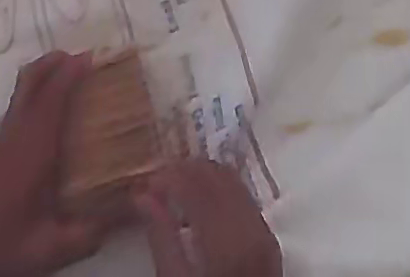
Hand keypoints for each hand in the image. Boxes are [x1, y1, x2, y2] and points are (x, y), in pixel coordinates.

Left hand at [0, 52, 105, 276]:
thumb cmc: (7, 244)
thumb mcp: (55, 246)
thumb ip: (95, 228)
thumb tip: (137, 209)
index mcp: (34, 146)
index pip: (54, 94)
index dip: (73, 70)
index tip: (96, 57)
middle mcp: (18, 130)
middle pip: (33, 77)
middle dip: (59, 60)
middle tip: (87, 60)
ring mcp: (4, 133)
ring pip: (24, 85)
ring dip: (47, 70)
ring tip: (73, 74)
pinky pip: (20, 98)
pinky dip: (39, 87)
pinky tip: (54, 105)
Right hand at [137, 161, 280, 276]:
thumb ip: (160, 237)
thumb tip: (141, 195)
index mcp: (226, 239)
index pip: (195, 183)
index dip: (168, 175)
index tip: (146, 181)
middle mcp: (250, 226)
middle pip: (216, 175)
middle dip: (185, 170)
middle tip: (158, 181)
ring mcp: (263, 230)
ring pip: (231, 180)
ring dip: (203, 175)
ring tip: (176, 188)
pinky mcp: (268, 236)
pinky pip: (242, 196)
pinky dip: (220, 188)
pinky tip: (201, 201)